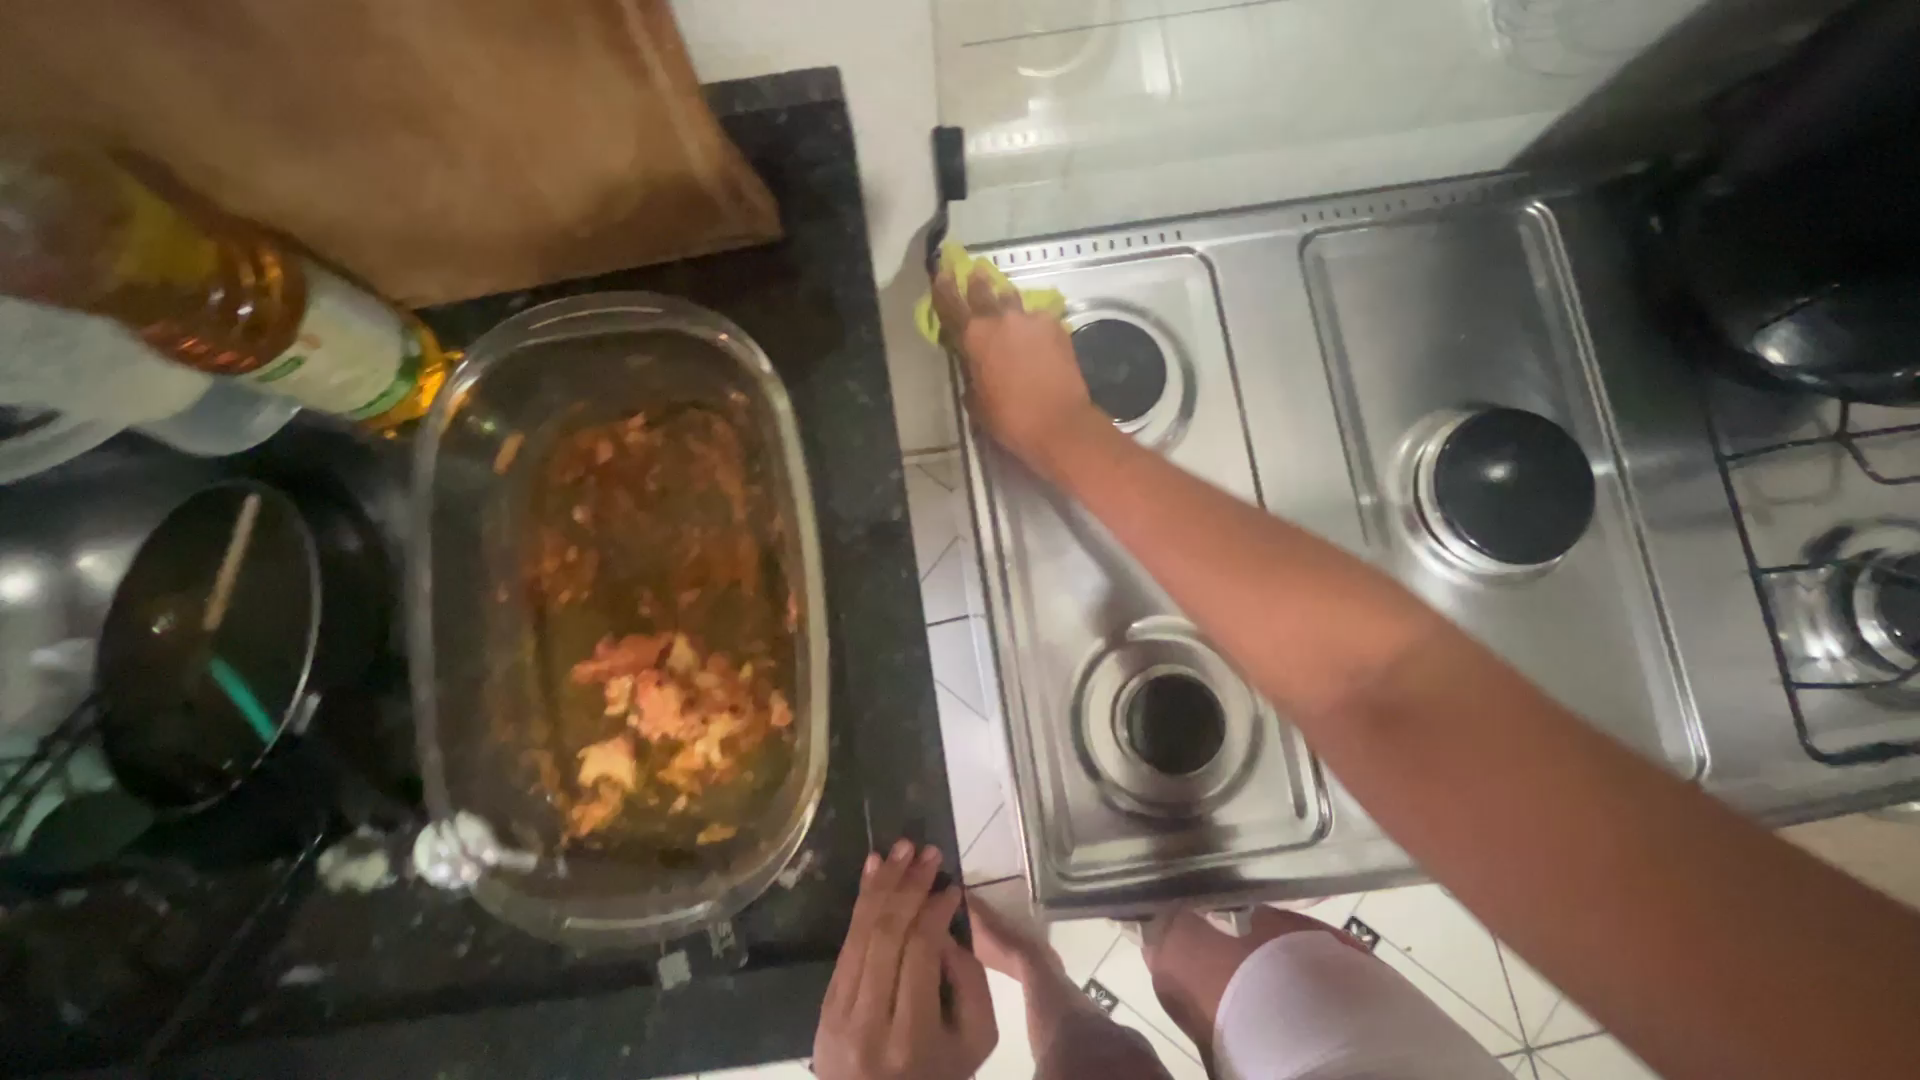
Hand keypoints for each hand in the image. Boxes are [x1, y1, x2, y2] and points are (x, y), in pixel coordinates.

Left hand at [813, 839, 996, 1079]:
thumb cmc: (939, 1077)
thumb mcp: (974, 1040)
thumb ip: (970, 980)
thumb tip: (944, 923)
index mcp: (911, 1039)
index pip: (920, 952)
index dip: (935, 911)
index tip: (952, 886)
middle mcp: (868, 1025)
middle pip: (887, 936)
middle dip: (908, 885)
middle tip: (928, 851)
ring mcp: (838, 1016)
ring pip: (860, 933)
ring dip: (882, 884)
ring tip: (902, 849)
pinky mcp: (823, 1007)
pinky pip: (845, 944)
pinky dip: (860, 903)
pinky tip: (874, 869)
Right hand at [932, 268, 1109, 477]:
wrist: (1059, 423)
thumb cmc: (1009, 419)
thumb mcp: (977, 402)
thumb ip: (972, 376)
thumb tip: (976, 368)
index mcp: (974, 337)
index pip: (952, 305)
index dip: (944, 289)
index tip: (942, 273)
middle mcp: (1001, 319)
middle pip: (985, 292)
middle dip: (978, 282)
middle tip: (976, 272)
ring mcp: (1032, 320)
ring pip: (1014, 302)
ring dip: (1007, 302)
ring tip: (1006, 304)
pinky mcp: (1057, 327)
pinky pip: (1039, 320)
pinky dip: (1033, 326)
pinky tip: (1036, 337)